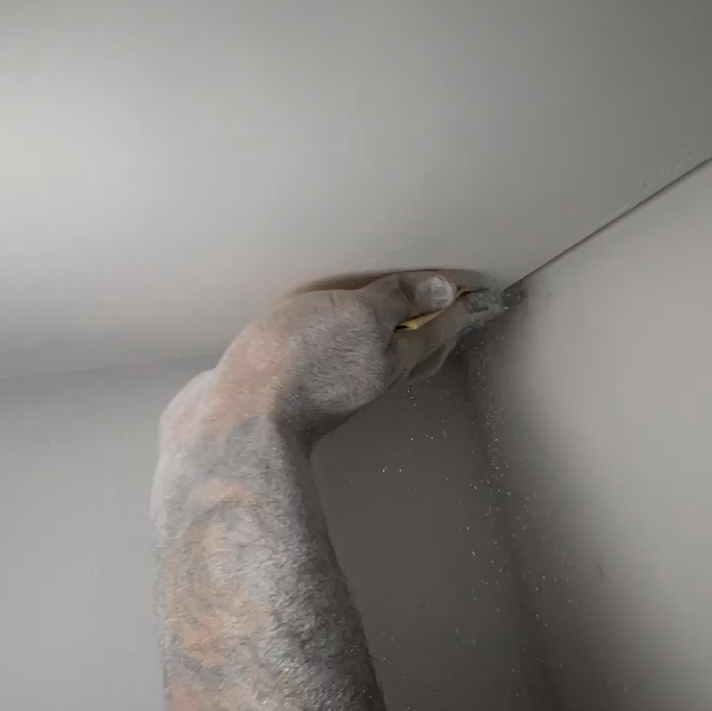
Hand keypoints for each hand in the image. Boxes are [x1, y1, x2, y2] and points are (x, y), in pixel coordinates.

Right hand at [164, 271, 505, 451]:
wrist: (241, 419)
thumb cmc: (300, 363)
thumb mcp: (357, 316)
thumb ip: (398, 301)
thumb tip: (442, 291)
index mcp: (395, 359)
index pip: (437, 330)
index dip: (456, 309)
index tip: (470, 293)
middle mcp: (373, 377)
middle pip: (417, 353)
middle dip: (436, 331)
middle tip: (447, 309)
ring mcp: (340, 385)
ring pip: (381, 357)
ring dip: (397, 337)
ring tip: (401, 316)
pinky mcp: (304, 384)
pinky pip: (344, 359)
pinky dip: (356, 344)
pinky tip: (341, 333)